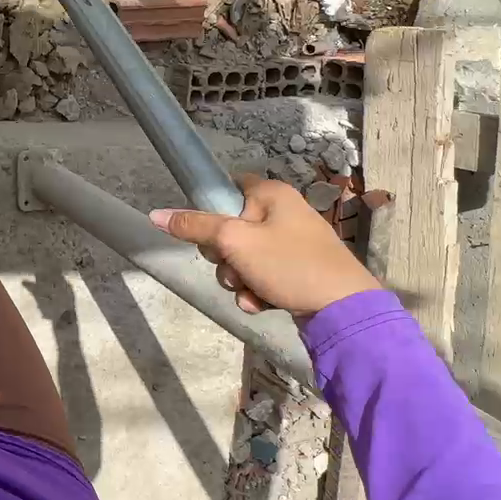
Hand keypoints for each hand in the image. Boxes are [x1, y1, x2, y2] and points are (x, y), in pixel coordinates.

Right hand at [150, 175, 380, 316]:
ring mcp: (293, 244)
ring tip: (249, 291)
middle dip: (223, 255)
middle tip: (232, 266)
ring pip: (242, 255)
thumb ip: (193, 226)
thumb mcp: (234, 241)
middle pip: (229, 227)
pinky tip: (260, 303)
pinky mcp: (299, 271)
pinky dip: (255, 289)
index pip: (227, 186)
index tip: (209, 232)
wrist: (345, 313)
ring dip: (236, 276)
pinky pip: (261, 274)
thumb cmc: (289, 264)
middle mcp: (284, 213)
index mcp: (272, 194)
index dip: (211, 208)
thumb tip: (155, 215)